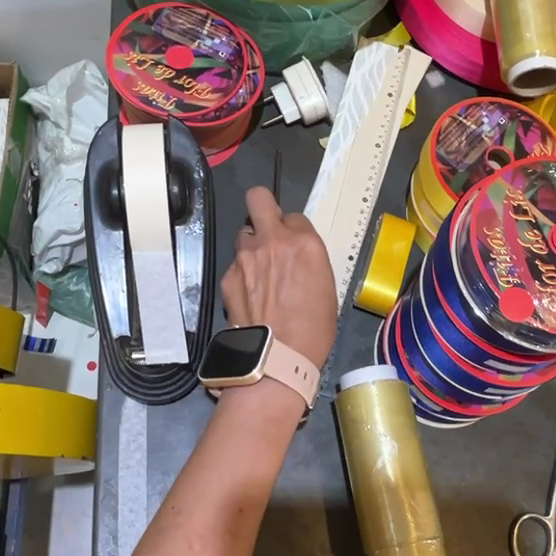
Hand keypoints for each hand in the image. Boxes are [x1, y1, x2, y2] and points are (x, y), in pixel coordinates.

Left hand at [222, 186, 337, 367]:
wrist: (279, 357)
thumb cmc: (314, 328)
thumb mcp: (326, 286)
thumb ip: (308, 259)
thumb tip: (296, 255)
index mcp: (304, 242)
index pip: (295, 216)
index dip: (294, 230)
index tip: (294, 245)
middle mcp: (272, 240)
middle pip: (258, 198)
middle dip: (262, 207)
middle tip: (267, 229)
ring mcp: (246, 256)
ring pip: (244, 234)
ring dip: (252, 247)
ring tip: (259, 273)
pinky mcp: (228, 276)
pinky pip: (235, 265)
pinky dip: (242, 275)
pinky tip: (250, 297)